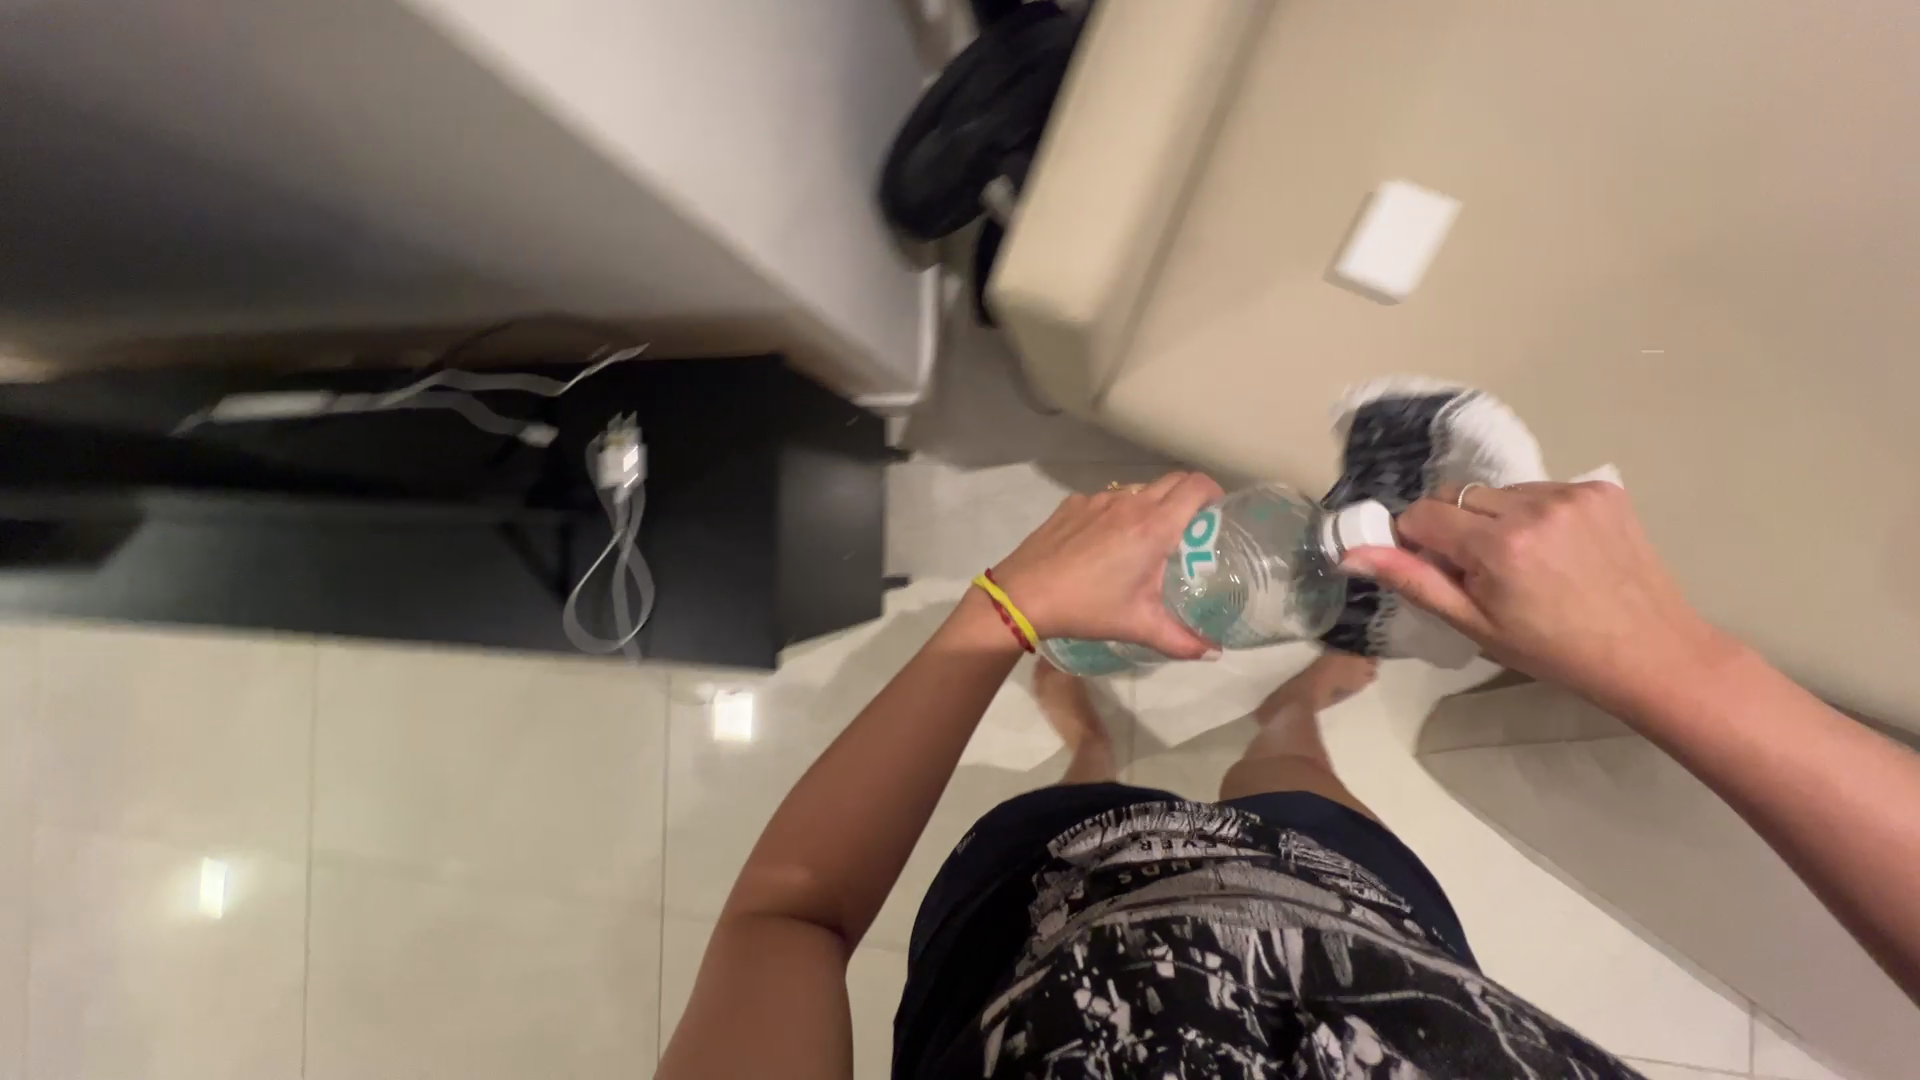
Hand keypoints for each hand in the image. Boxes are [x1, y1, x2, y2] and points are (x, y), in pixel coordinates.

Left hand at [990, 472, 1224, 659]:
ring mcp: (1097, 499)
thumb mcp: (1138, 625)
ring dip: (1151, 505)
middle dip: (1188, 498)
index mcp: (1153, 526)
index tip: (1218, 513)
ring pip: (1138, 489)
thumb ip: (1181, 640)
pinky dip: (1117, 512)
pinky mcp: (1072, 504)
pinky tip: (1106, 543)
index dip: (1214, 492)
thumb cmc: (1086, 607)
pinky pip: (1106, 499)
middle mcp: (1129, 503)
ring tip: (1149, 538)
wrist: (1023, 595)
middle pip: (1172, 481)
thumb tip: (1213, 652)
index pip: (1197, 486)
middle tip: (1191, 529)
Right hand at [1342, 481, 1732, 705]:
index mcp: (1499, 544)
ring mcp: (1573, 493)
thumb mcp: (1471, 623)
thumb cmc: (1552, 649)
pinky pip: (1536, 490)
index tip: (1441, 571)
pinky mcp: (1601, 490)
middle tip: (1481, 571)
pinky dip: (1529, 513)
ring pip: (1494, 492)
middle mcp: (1534, 507)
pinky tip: (1553, 549)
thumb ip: (1410, 580)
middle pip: (1455, 496)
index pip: (1421, 514)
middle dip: (1454, 528)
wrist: (1653, 653)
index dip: (1418, 542)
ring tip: (1522, 560)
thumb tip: (1351, 553)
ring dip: (1491, 518)